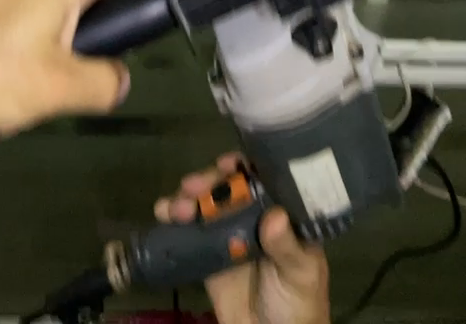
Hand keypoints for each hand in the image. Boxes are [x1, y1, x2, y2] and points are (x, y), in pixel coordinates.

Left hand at [0, 0, 139, 161]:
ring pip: (44, 27)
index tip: (133, 42)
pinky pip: (11, 33)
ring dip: (40, 69)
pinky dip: (8, 65)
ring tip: (14, 108)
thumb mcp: (57, 87)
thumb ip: (102, 83)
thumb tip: (118, 79)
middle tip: (68, 87)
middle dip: (80, 51)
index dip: (141, 3)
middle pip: (84, 6)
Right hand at [154, 155, 330, 323]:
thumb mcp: (301, 273)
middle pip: (226, 186)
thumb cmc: (298, 301)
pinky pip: (188, 229)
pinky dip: (173, 217)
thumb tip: (275, 216)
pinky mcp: (206, 252)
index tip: (227, 164)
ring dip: (187, 197)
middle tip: (193, 187)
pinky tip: (164, 213)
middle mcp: (250, 215)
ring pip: (204, 202)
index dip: (242, 165)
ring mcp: (226, 232)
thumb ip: (287, 247)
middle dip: (208, 181)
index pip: (259, 177)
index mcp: (276, 212)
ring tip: (177, 207)